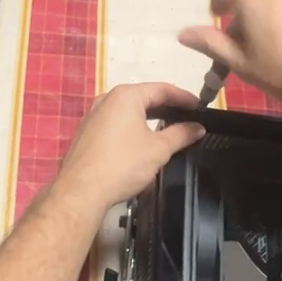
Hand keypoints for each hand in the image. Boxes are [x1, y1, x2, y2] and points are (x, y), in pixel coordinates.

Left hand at [54, 83, 206, 210]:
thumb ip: (180, 134)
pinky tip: (142, 139)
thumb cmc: (123, 164)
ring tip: (168, 126)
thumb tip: (198, 128)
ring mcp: (93, 115)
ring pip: (128, 110)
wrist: (82, 190)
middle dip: (166, 106)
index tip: (199, 106)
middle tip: (186, 116)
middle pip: (143, 97)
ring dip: (149, 117)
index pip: (162, 89)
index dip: (183, 97)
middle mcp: (107, 99)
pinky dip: (132, 126)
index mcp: (126, 96)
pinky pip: (115, 122)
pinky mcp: (87, 131)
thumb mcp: (158, 149)